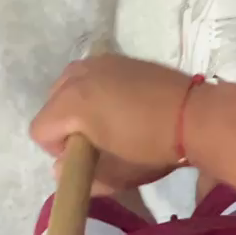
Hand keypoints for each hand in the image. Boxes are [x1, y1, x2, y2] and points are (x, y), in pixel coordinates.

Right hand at [31, 56, 199, 189]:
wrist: (196, 116)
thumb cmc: (151, 148)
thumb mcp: (116, 175)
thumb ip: (82, 177)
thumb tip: (62, 171)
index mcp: (71, 103)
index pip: (40, 130)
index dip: (57, 150)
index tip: (84, 159)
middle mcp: (78, 75)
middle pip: (51, 104)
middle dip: (65, 125)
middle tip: (96, 142)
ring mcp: (99, 61)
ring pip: (69, 86)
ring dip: (79, 106)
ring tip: (108, 123)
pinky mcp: (119, 57)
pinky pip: (92, 75)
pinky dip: (96, 91)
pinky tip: (122, 106)